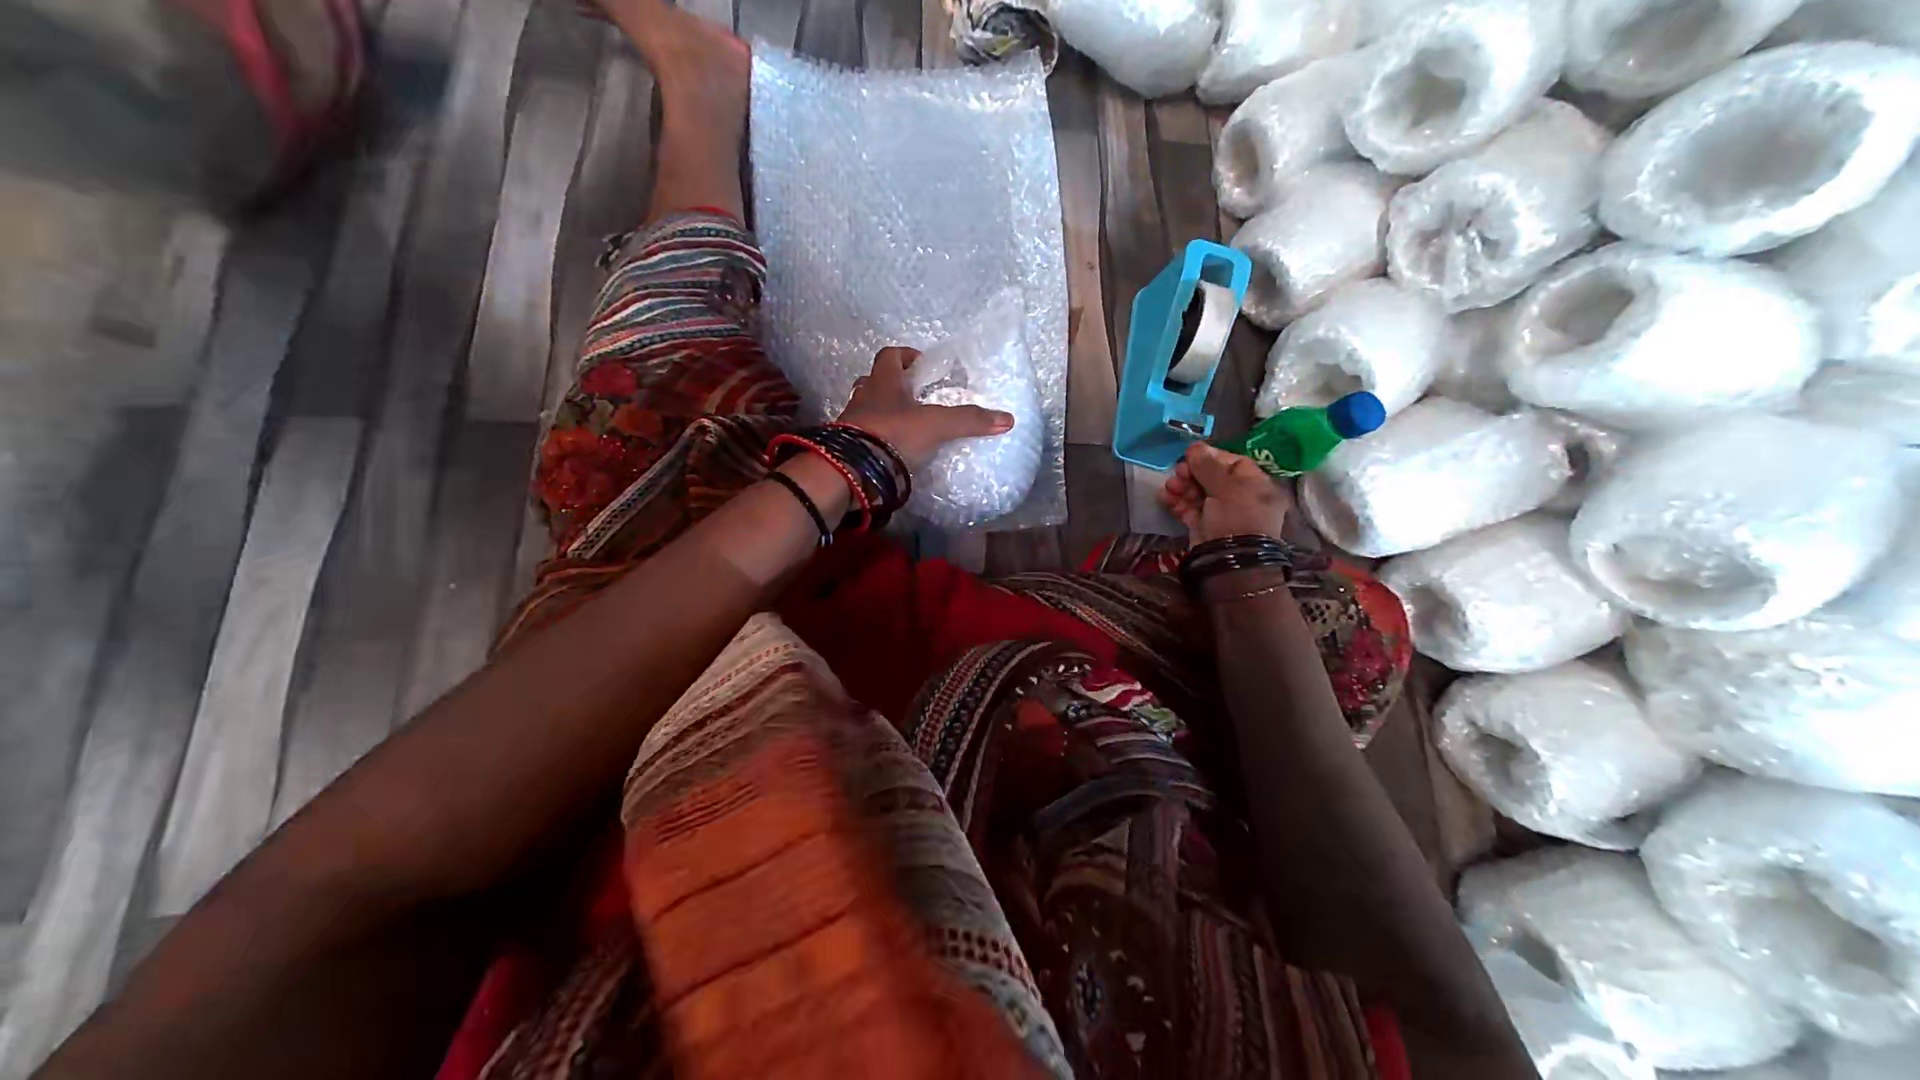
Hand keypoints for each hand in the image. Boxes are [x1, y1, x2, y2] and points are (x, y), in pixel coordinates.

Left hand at [835, 347, 1013, 469]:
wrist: (852, 469)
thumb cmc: (893, 434)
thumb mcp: (937, 425)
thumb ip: (969, 420)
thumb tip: (1007, 419)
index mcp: (883, 382)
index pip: (890, 356)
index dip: (906, 356)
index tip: (922, 365)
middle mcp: (863, 397)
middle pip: (875, 381)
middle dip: (894, 386)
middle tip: (915, 397)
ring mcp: (850, 422)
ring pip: (866, 408)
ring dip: (883, 412)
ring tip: (905, 425)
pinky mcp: (846, 447)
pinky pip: (862, 434)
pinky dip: (876, 438)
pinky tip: (892, 449)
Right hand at [1158, 443, 1294, 544]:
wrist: (1231, 561)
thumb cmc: (1237, 517)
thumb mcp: (1226, 487)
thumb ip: (1208, 466)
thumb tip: (1195, 446)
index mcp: (1256, 486)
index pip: (1233, 463)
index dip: (1211, 457)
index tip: (1192, 455)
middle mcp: (1241, 499)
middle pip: (1213, 478)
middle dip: (1192, 474)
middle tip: (1178, 472)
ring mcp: (1222, 515)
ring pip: (1199, 494)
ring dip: (1181, 488)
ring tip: (1169, 487)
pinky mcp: (1205, 528)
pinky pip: (1190, 510)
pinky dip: (1177, 504)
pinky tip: (1164, 498)